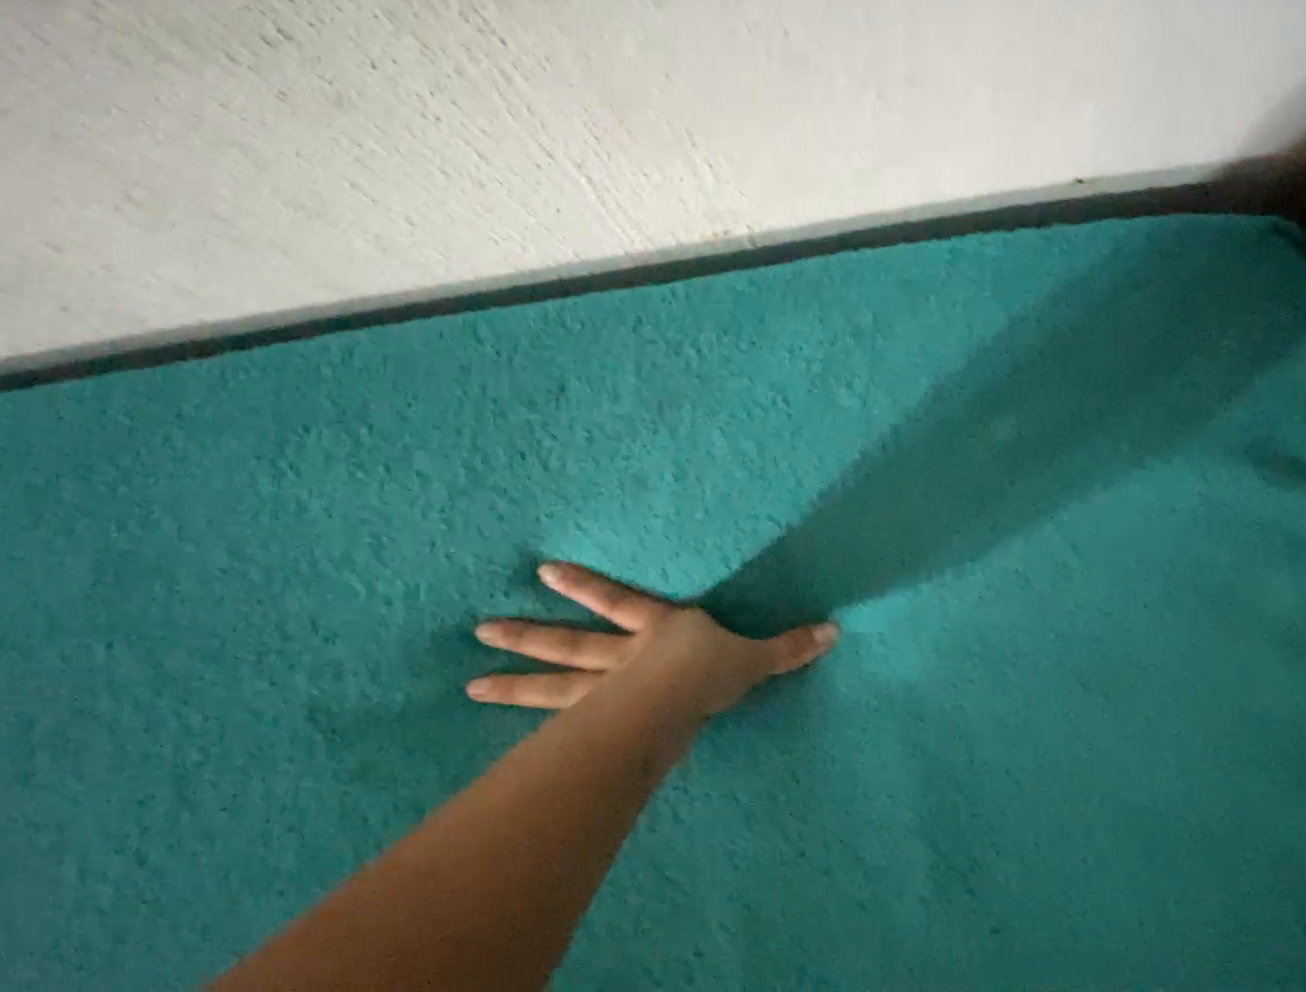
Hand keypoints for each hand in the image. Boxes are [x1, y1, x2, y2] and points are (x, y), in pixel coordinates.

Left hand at [467, 561, 838, 716]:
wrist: (684, 701)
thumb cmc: (714, 672)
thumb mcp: (757, 657)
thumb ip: (789, 647)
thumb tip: (835, 631)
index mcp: (657, 630)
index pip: (618, 602)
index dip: (584, 588)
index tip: (544, 572)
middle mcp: (622, 657)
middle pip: (569, 644)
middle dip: (527, 636)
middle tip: (479, 630)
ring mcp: (606, 692)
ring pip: (552, 684)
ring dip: (513, 683)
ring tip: (470, 684)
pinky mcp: (602, 723)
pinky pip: (562, 722)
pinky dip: (537, 725)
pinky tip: (511, 732)